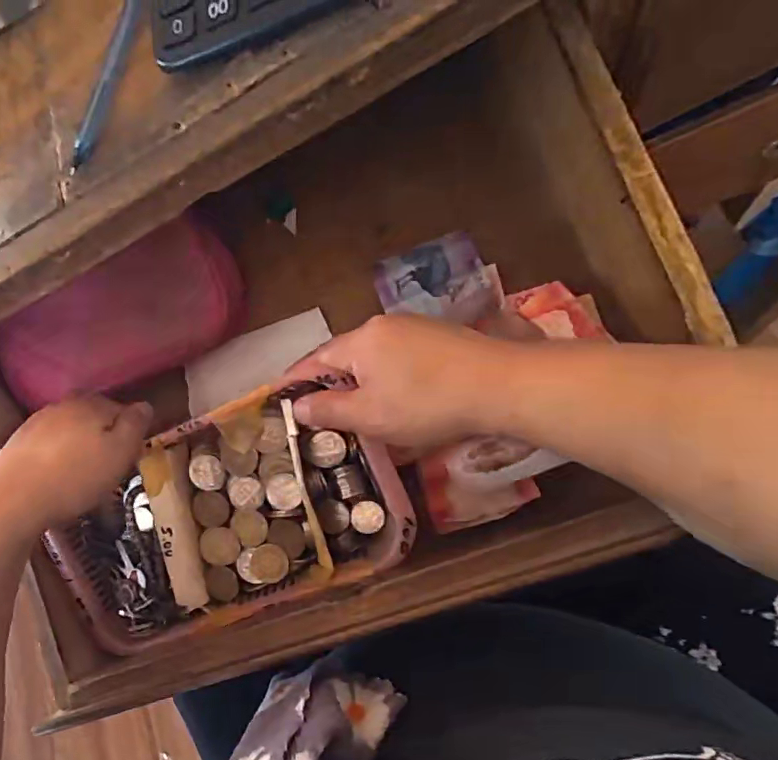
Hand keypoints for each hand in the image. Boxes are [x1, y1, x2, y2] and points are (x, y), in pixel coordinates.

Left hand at [0, 396, 152, 532]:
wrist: (12, 497)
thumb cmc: (75, 477)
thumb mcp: (119, 453)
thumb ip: (134, 426)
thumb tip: (144, 405)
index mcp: (92, 404)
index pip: (123, 409)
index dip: (131, 433)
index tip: (132, 458)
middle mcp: (63, 406)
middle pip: (94, 418)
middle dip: (104, 438)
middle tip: (110, 469)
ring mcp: (37, 423)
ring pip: (70, 431)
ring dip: (80, 449)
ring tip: (84, 477)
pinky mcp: (19, 444)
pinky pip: (50, 447)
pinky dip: (58, 459)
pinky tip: (59, 479)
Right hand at [286, 314, 525, 448]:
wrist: (500, 384)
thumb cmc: (425, 404)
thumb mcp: (370, 416)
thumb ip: (329, 410)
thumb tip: (297, 407)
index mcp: (359, 341)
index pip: (313, 361)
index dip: (294, 382)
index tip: (278, 399)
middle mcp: (382, 325)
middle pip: (343, 355)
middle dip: (328, 383)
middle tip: (319, 413)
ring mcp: (413, 326)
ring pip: (371, 356)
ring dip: (359, 381)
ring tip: (357, 409)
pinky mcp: (438, 336)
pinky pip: (397, 357)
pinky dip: (385, 377)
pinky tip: (396, 396)